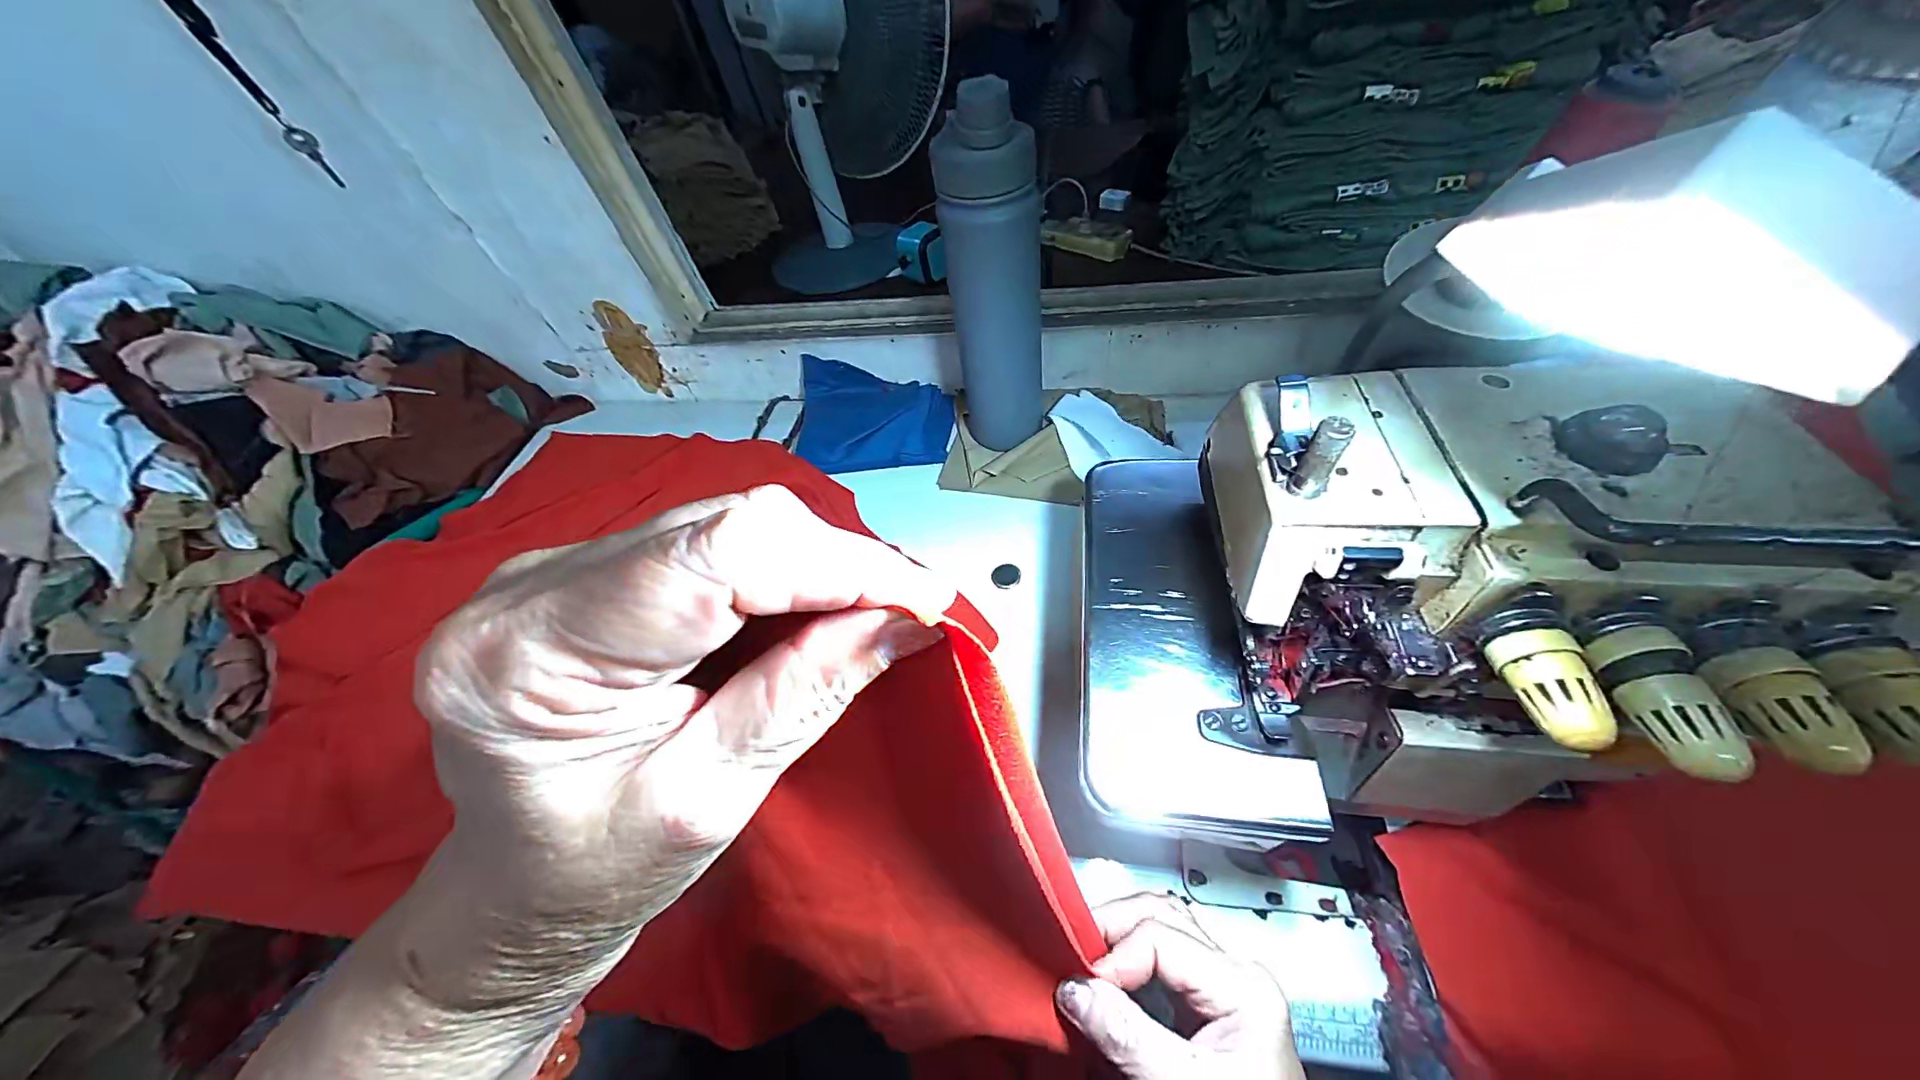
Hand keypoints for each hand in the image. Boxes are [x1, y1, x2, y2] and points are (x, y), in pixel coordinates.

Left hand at [409, 484, 953, 1007]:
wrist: (514, 886)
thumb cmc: (591, 874)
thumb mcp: (709, 800)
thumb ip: (804, 694)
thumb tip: (904, 619)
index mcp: (534, 652)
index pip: (720, 555)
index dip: (838, 563)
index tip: (923, 600)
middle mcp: (535, 583)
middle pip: (728, 523)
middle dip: (838, 562)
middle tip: (911, 610)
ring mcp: (564, 565)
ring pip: (731, 520)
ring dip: (817, 563)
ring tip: (872, 610)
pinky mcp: (598, 568)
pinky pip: (716, 540)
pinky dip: (785, 569)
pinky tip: (817, 605)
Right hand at [1057, 893, 1303, 1079]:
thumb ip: (1128, 1036)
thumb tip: (1075, 990)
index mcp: (1244, 986)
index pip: (1159, 935)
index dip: (1113, 957)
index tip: (1079, 987)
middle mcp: (1235, 974)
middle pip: (1160, 913)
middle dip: (1110, 927)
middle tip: (1070, 952)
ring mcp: (1220, 987)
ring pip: (1158, 927)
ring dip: (1116, 938)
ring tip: (1083, 962)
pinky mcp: (1202, 1007)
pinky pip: (1157, 958)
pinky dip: (1125, 962)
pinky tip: (1105, 982)